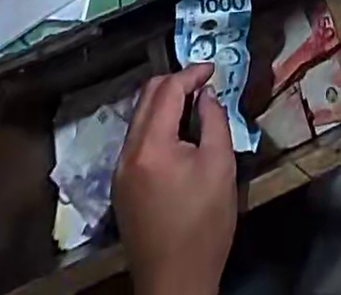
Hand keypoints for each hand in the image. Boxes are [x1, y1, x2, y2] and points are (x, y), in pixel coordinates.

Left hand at [114, 64, 236, 294]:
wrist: (175, 284)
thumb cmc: (204, 224)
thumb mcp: (220, 165)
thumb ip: (214, 120)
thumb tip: (206, 94)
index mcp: (151, 146)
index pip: (167, 90)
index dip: (191, 73)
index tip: (213, 68)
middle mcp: (127, 153)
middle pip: (146, 97)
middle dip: (175, 82)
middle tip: (204, 82)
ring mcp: (120, 171)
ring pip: (140, 117)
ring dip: (165, 102)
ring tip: (195, 104)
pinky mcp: (121, 186)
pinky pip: (138, 139)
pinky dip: (158, 124)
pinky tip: (180, 133)